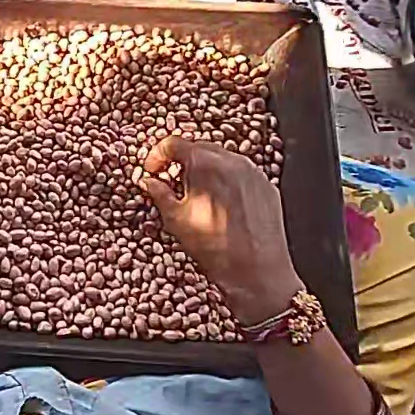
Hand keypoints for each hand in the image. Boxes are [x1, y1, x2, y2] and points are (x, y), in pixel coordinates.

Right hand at [139, 136, 301, 325]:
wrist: (256, 271)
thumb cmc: (214, 247)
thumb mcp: (175, 219)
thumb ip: (159, 193)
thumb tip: (148, 181)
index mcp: (205, 164)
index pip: (173, 143)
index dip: (156, 155)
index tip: (152, 170)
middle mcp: (232, 161)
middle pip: (198, 147)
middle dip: (180, 161)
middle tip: (168, 181)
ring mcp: (252, 172)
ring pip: (220, 159)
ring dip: (203, 169)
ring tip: (194, 194)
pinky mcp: (266, 185)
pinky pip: (240, 173)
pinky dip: (224, 180)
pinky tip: (218, 202)